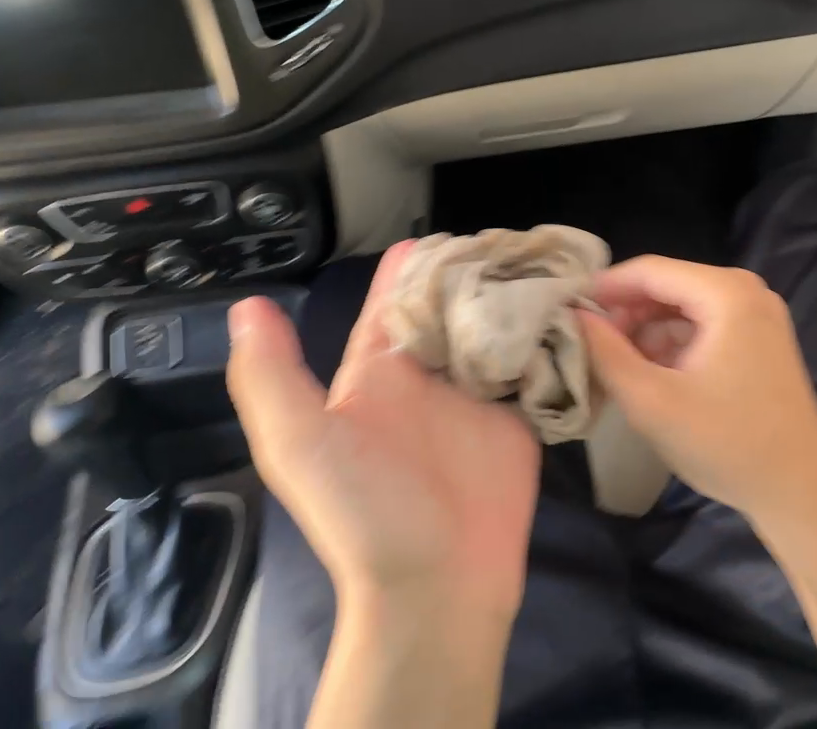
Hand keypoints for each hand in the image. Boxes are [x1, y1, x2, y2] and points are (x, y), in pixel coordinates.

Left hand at [226, 242, 540, 622]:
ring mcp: (478, 394)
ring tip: (547, 260)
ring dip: (516, 296)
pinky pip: (535, 361)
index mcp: (378, 373)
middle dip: (477, 270)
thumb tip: (247, 305)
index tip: (442, 231)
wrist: (435, 584)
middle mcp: (428, 375)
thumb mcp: (300, 444)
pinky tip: (570, 304)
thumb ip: (271, 377)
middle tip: (513, 237)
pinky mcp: (520, 414)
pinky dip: (548, 334)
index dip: (414, 267)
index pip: (396, 303)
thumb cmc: (365, 511)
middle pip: (455, 305)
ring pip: (498, 326)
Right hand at [577, 256, 816, 524]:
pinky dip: (673, 345)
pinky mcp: (761, 342)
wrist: (799, 492)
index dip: (605, 287)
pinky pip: (705, 327)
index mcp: (728, 293)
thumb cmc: (726, 443)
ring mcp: (759, 317)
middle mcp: (748, 292)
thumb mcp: (652, 401)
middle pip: (670, 286)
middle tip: (588, 344)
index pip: (651, 270)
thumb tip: (575, 317)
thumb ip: (606, 353)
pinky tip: (648, 373)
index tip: (566, 309)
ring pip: (685, 308)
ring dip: (646, 331)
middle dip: (626, 312)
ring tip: (611, 364)